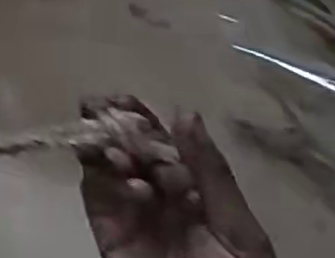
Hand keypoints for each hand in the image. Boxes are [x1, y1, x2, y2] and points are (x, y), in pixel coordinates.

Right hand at [78, 97, 273, 257]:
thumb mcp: (240, 232)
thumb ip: (212, 173)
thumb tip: (185, 111)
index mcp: (188, 183)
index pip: (157, 134)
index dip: (140, 114)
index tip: (128, 102)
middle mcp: (152, 185)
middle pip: (121, 138)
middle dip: (115, 124)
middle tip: (115, 118)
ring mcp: (125, 202)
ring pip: (101, 155)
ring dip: (106, 145)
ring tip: (123, 157)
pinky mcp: (103, 220)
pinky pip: (94, 187)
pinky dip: (106, 178)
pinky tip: (132, 188)